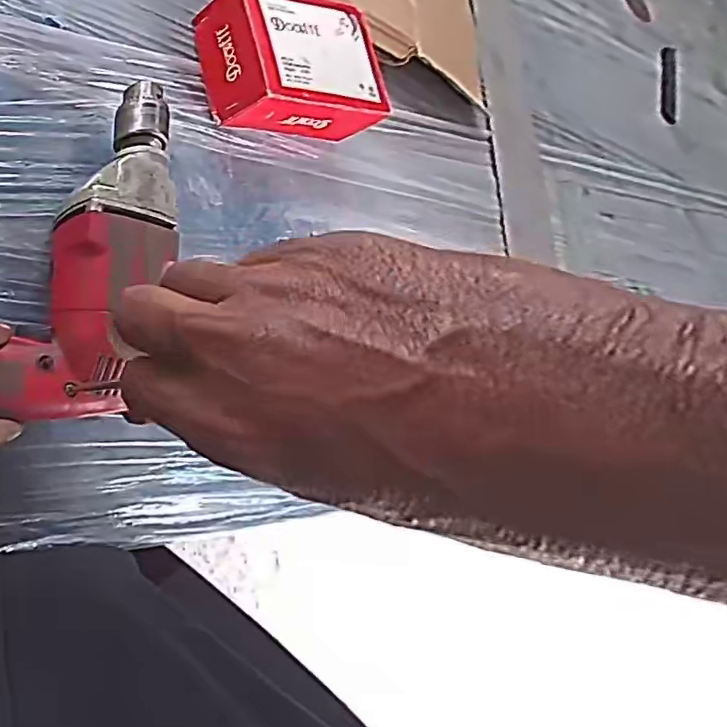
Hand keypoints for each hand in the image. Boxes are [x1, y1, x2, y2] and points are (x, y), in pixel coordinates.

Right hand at [113, 232, 638, 506]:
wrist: (589, 413)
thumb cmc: (472, 479)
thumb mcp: (332, 481)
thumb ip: (253, 430)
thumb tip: (224, 403)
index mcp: (238, 423)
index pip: (137, 382)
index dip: (145, 383)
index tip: (157, 383)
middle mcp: (241, 346)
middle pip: (140, 308)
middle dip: (149, 325)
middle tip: (180, 339)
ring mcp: (281, 286)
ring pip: (192, 271)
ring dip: (205, 296)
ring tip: (255, 320)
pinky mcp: (332, 245)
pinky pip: (265, 258)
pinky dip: (271, 280)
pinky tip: (322, 305)